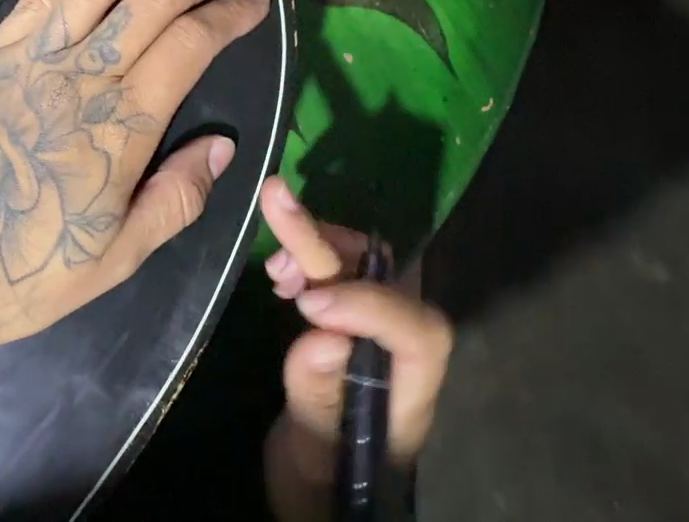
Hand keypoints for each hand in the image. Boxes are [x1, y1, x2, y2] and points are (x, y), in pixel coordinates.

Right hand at [259, 177, 453, 521]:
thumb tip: (320, 335)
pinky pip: (336, 269)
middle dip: (325, 240)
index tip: (305, 304)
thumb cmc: (322, 481)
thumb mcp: (313, 454)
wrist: (320, 491)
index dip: (367, 305)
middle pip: (384, 278)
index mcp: (410, 391)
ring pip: (361, 263)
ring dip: (314, 241)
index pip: (415, 333)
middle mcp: (401, 349)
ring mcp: (374, 328)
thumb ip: (318, 397)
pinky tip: (278, 270)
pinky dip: (304, 254)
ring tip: (273, 262)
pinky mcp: (345, 317)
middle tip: (273, 197)